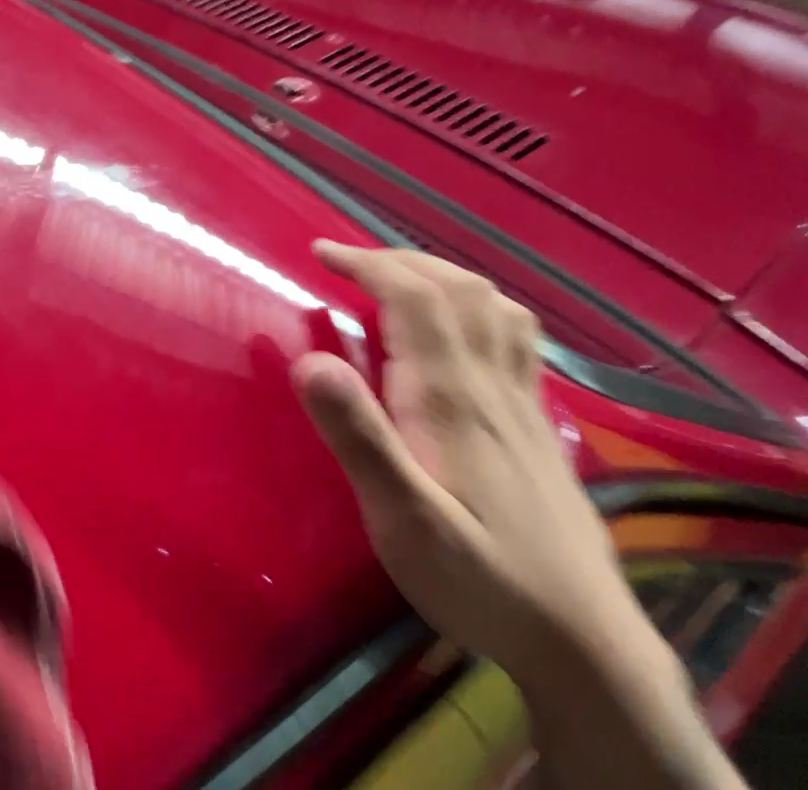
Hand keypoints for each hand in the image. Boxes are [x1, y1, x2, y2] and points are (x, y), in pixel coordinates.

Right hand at [291, 242, 646, 684]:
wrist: (579, 637)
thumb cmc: (476, 578)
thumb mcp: (402, 517)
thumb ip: (358, 436)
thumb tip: (309, 359)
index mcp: (451, 400)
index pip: (416, 302)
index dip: (369, 265)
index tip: (321, 252)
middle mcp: (491, 389)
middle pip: (460, 293)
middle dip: (400, 262)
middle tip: (346, 260)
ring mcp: (521, 407)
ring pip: (496, 310)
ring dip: (443, 278)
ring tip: (398, 279)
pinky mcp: (535, 428)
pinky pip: (514, 340)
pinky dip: (479, 309)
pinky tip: (461, 331)